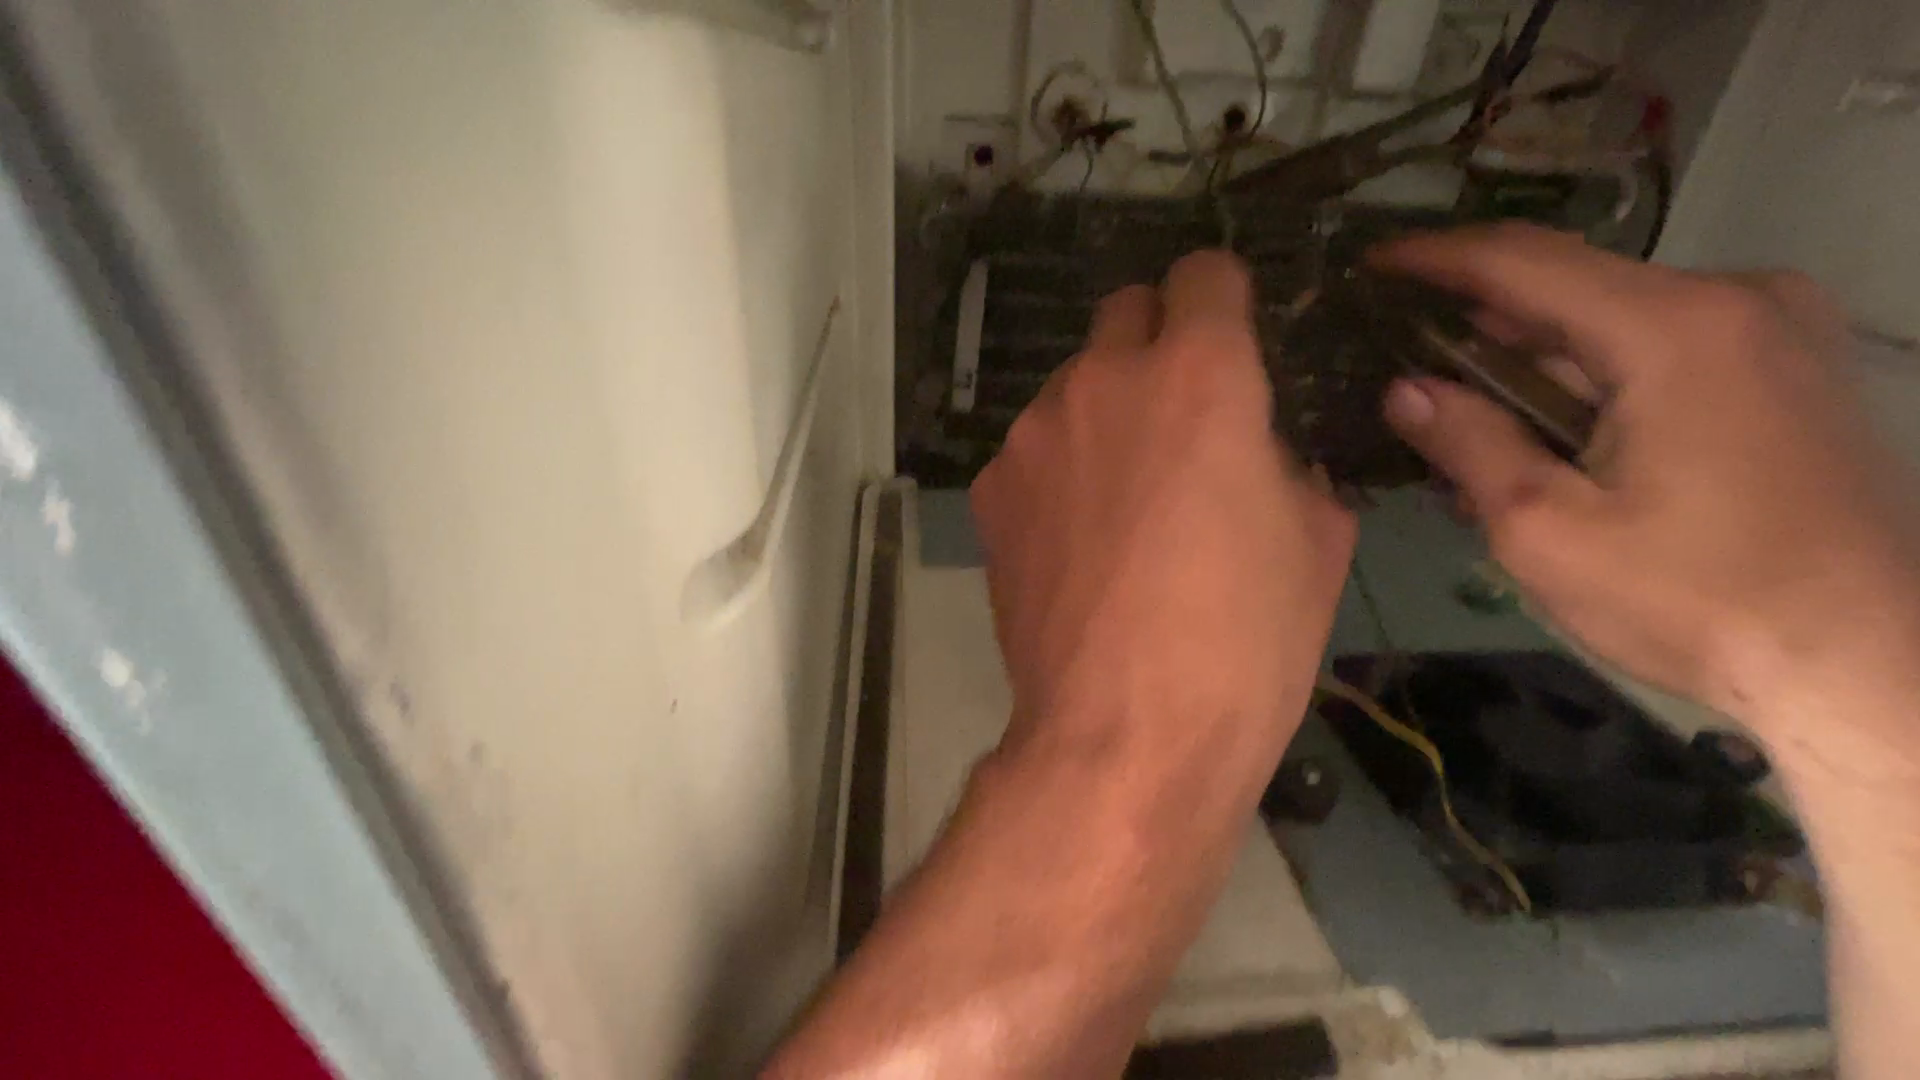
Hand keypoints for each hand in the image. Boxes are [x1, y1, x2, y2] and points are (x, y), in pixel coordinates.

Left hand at [971, 251, 1354, 755]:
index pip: (1204, 275)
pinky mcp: (990, 493)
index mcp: (1199, 374)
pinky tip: (1076, 542)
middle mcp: (1101, 381)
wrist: (1125, 732)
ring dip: (1103, 413)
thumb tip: (1258, 452)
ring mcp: (1032, 436)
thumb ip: (1285, 461)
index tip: (1233, 338)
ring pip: (1072, 386)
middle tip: (1181, 413)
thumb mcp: (1315, 542)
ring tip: (1123, 499)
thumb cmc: (1244, 640)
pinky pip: (1033, 453)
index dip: (1224, 298)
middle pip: (1124, 312)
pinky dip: (1059, 471)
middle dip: (1158, 341)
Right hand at [1377, 224, 1919, 734]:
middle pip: (1567, 288)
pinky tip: (1537, 434)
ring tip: (1453, 415)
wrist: (1868, 664)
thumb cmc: (1693, 599)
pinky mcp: (1787, 370)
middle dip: (1474, 322)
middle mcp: (1736, 301)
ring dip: (1525, 362)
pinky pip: (1655, 350)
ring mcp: (1774, 332)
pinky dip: (1584, 381)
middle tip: (1395, 359)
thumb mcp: (1544, 528)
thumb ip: (1468, 444)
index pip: (1523, 261)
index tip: (1368, 264)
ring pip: (1608, 322)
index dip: (1434, 258)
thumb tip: (1401, 390)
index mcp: (1674, 328)